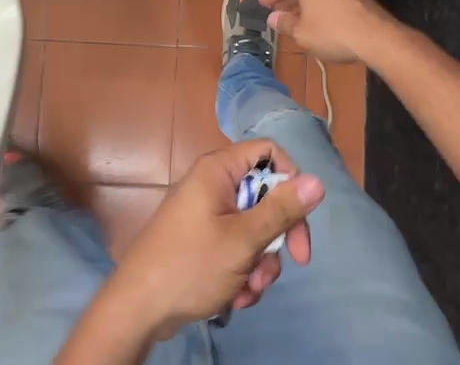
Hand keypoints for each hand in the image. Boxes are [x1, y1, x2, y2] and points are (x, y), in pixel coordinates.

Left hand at [101, 140, 324, 338]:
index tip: (301, 214)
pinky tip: (236, 296)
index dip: (291, 178)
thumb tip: (317, 180)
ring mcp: (207, 213)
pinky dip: (243, 271)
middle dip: (277, 235)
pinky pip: (238, 247)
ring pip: (255, 228)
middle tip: (292, 262)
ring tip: (248, 288)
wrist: (141, 307)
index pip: (268, 151)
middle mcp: (213, 184)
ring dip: (261, 261)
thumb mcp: (244, 239)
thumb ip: (281, 210)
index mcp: (218, 170)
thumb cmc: (191, 264)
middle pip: (266, 195)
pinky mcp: (203, 239)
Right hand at [262, 0, 395, 62]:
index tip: (261, 4)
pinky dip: (320, 7)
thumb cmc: (331, 33)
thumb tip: (273, 18)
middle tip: (277, 11)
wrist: (376, 37)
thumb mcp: (302, 33)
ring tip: (297, 19)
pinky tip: (320, 22)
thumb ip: (285, 23)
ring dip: (304, 4)